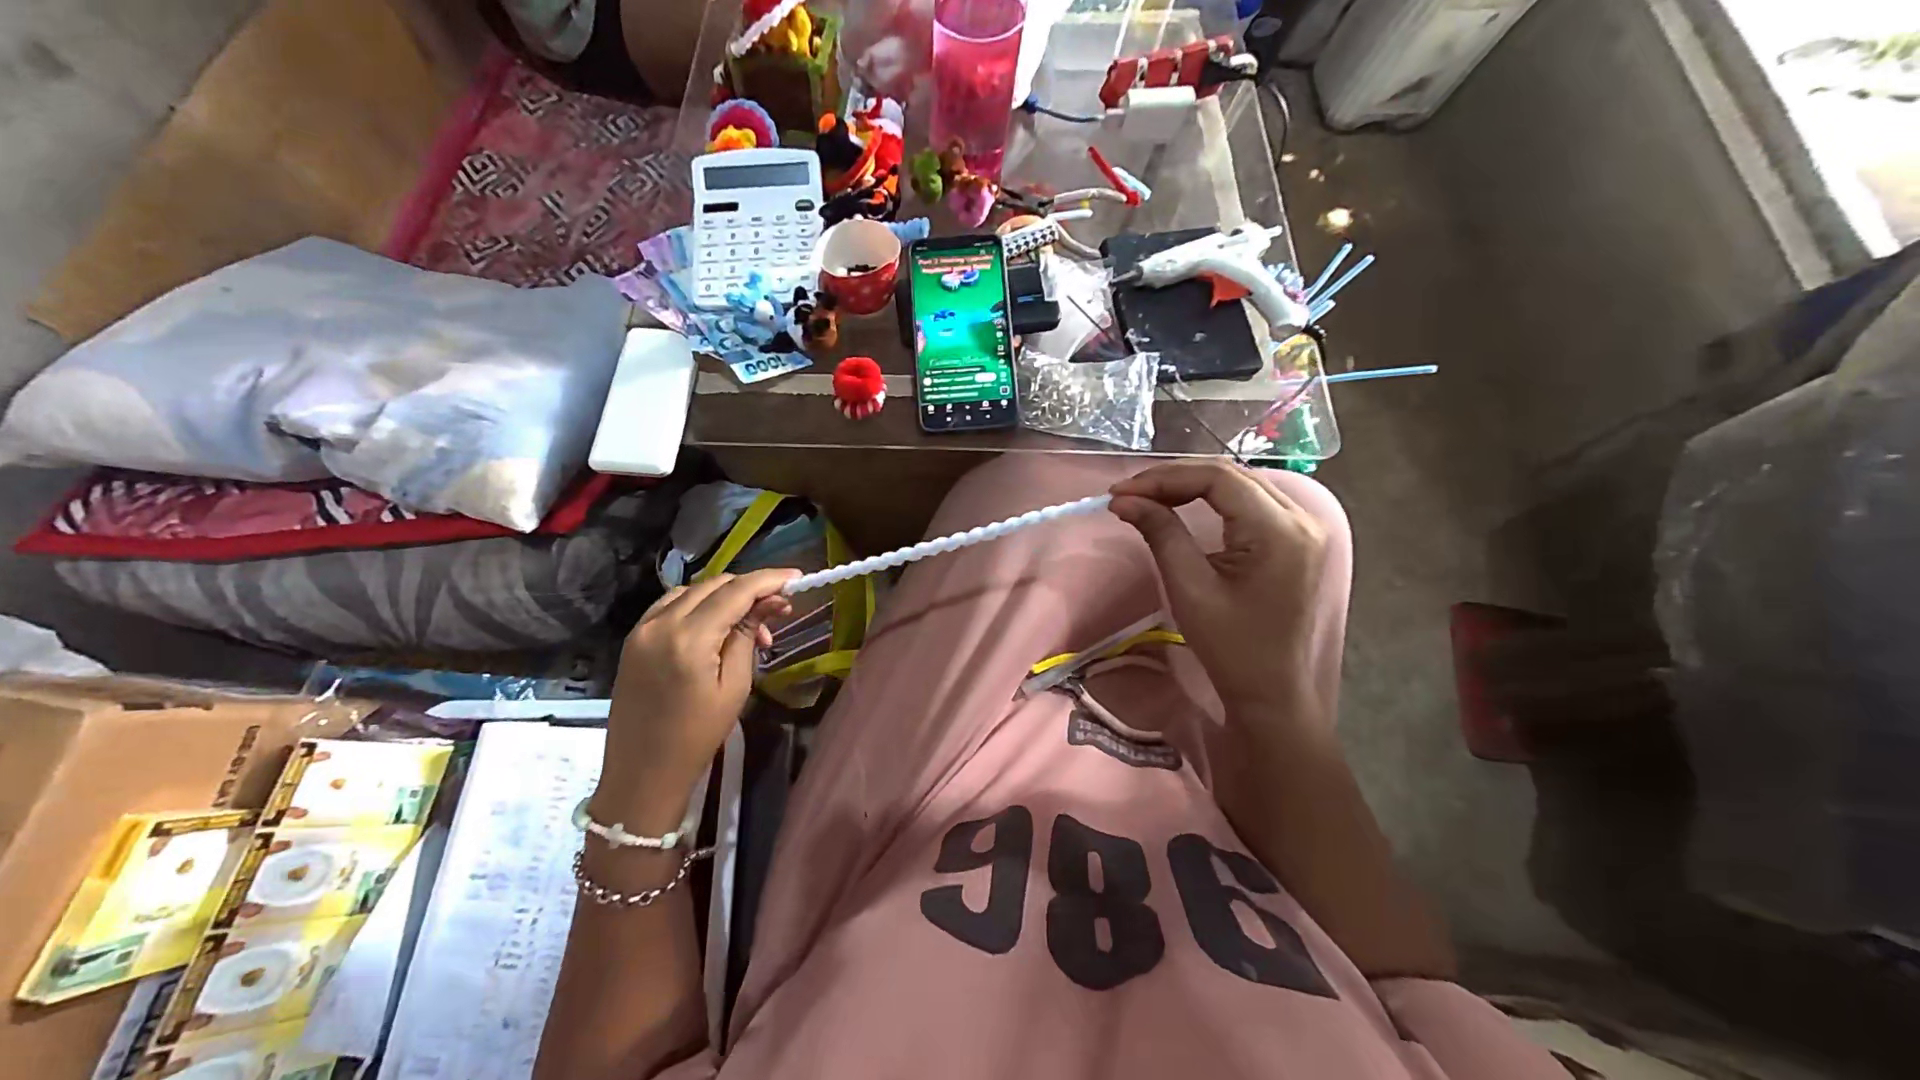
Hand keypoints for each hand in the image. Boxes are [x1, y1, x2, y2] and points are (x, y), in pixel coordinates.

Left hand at [595, 569, 796, 826]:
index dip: (769, 580)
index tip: (797, 578)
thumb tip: (771, 601)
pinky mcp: (633, 639)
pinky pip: (670, 604)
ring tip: (749, 624)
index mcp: (688, 638)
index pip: (735, 591)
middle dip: (749, 589)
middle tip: (778, 610)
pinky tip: (715, 624)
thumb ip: (748, 636)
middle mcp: (660, 623)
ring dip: (724, 596)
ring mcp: (642, 629)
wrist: (642, 773)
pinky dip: (698, 604)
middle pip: (713, 585)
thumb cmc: (697, 737)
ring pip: (691, 590)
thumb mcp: (734, 687)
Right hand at [1110, 462, 1327, 716]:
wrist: (1273, 692)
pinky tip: (1185, 505)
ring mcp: (1307, 528)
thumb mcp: (1189, 588)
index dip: (1164, 478)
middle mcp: (1303, 519)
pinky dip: (1215, 499)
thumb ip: (1160, 533)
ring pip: (1242, 485)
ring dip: (1193, 485)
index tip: (1122, 493)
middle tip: (1130, 494)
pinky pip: (1254, 502)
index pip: (1218, 478)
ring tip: (1150, 497)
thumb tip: (1125, 501)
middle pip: (1231, 475)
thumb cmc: (1231, 647)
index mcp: (1280, 532)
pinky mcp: (1301, 540)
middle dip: (1175, 478)